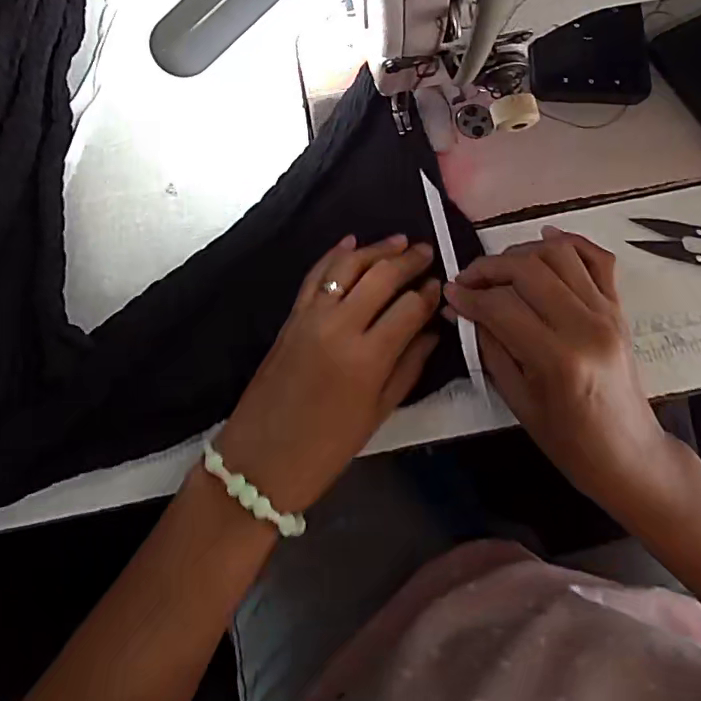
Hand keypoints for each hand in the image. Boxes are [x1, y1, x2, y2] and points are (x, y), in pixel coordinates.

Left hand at [215, 234, 440, 514]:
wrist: (260, 460)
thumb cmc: (327, 447)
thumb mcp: (379, 413)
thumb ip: (409, 366)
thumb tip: (432, 331)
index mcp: (367, 358)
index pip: (409, 309)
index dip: (428, 293)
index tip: (440, 284)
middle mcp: (339, 327)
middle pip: (381, 278)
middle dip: (408, 260)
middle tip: (426, 251)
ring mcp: (311, 317)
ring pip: (348, 267)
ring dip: (376, 249)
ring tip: (398, 241)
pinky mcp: (291, 317)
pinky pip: (316, 275)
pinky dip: (334, 254)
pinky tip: (351, 241)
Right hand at [444, 227, 673, 508]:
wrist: (627, 453)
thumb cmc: (568, 440)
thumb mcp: (517, 400)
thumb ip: (489, 347)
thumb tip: (460, 309)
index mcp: (557, 359)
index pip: (502, 306)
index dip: (469, 296)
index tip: (450, 294)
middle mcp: (585, 326)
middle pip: (528, 269)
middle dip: (489, 268)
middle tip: (468, 280)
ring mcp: (607, 312)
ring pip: (559, 254)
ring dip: (521, 252)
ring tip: (499, 269)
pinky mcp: (619, 307)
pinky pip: (598, 258)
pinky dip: (571, 240)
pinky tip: (545, 239)